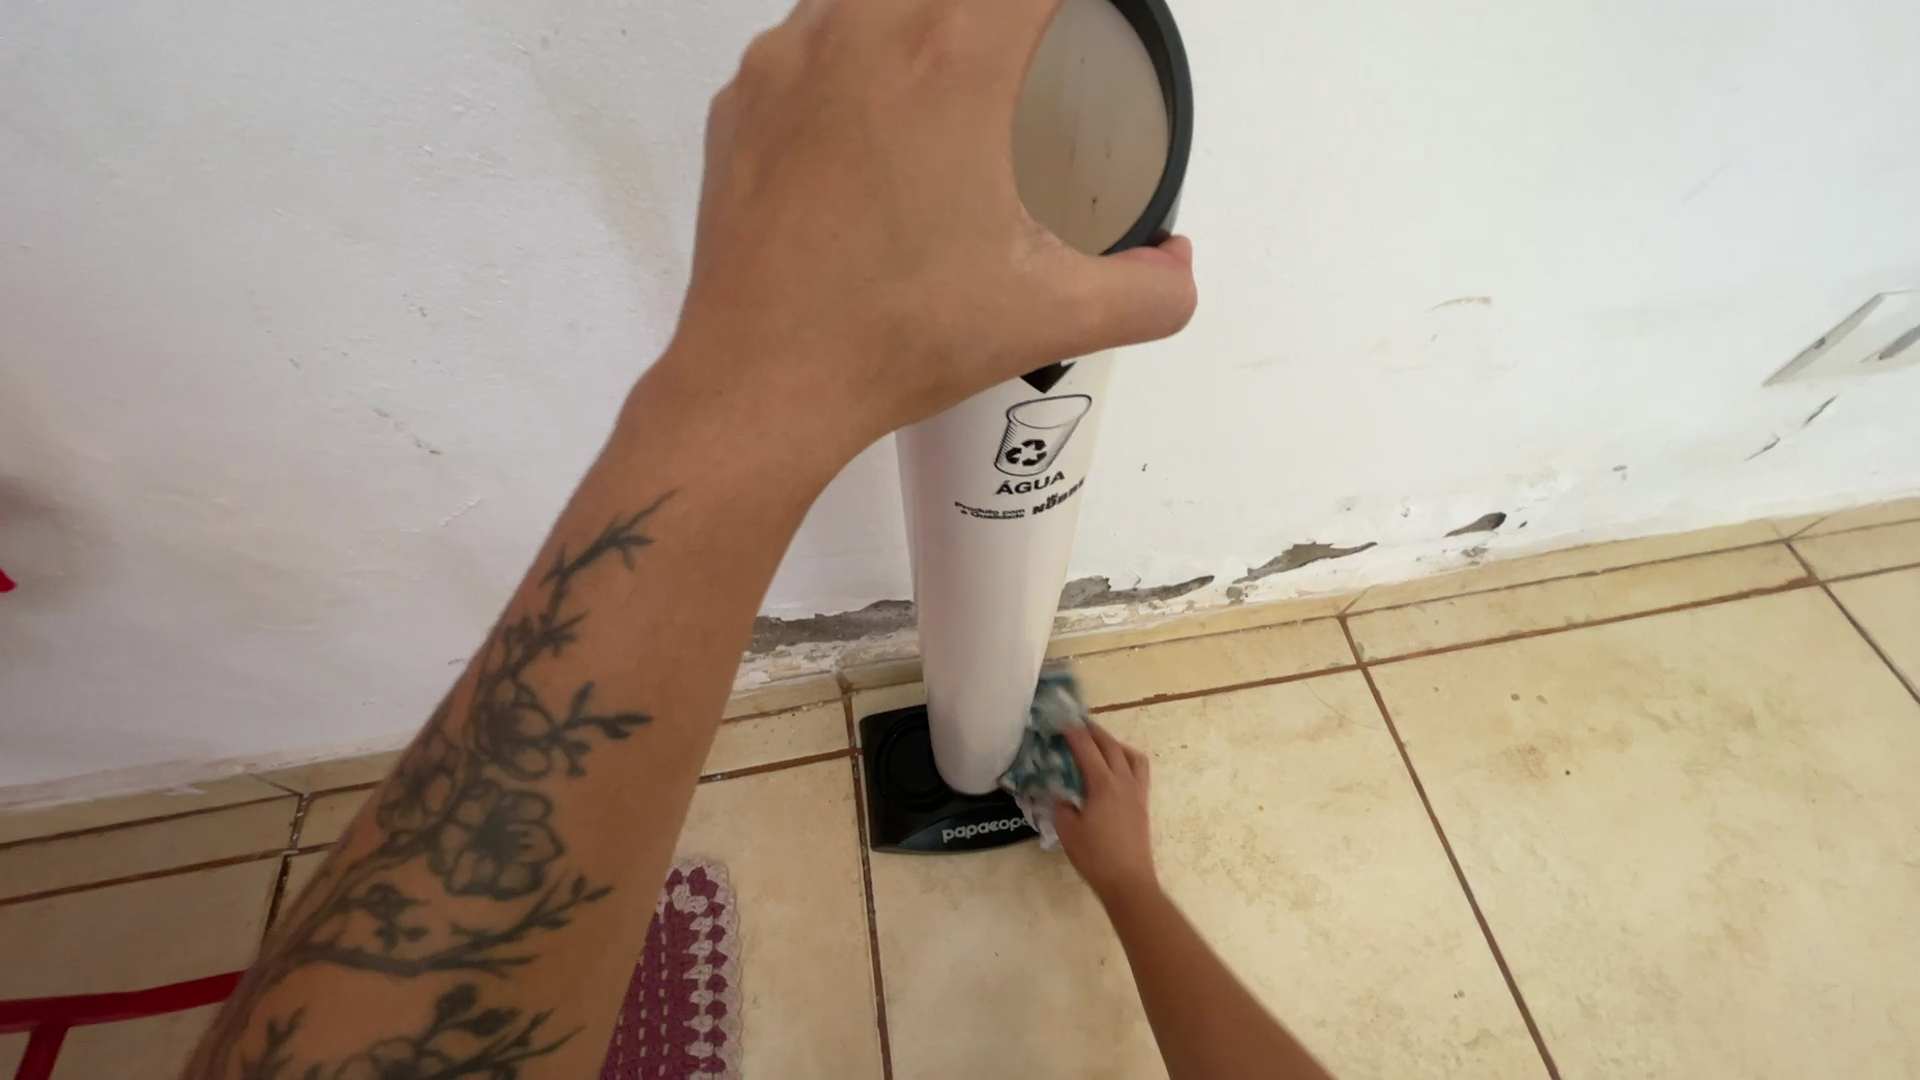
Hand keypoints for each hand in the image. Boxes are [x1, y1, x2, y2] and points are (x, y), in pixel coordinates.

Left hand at [669, 0, 1197, 458]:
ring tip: (942, 107)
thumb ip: (1145, 296)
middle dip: (995, 20)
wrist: (766, 385)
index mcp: (952, 59)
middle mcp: (861, 27)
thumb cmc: (903, 344)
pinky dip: (850, 66)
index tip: (1073, 39)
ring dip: (920, 28)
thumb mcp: (1048, 322)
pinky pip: (809, 45)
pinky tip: (863, 142)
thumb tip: (1178, 272)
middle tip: (1017, 81)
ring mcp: (785, 58)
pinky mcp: (741, 101)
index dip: (1065, 9)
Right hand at [1056, 722, 1157, 901]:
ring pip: (1130, 755)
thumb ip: (1061, 805)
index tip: (1061, 722)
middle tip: (1078, 724)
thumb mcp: (1067, 830)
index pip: (1086, 748)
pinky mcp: (1143, 804)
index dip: (1073, 732)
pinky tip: (1114, 771)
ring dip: (1114, 743)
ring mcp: (1137, 792)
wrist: (1129, 883)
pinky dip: (1126, 760)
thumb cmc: (1095, 857)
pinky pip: (1138, 771)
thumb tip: (1060, 793)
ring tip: (1099, 745)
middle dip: (1093, 731)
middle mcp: (1123, 782)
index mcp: (1103, 784)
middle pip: (1110, 745)